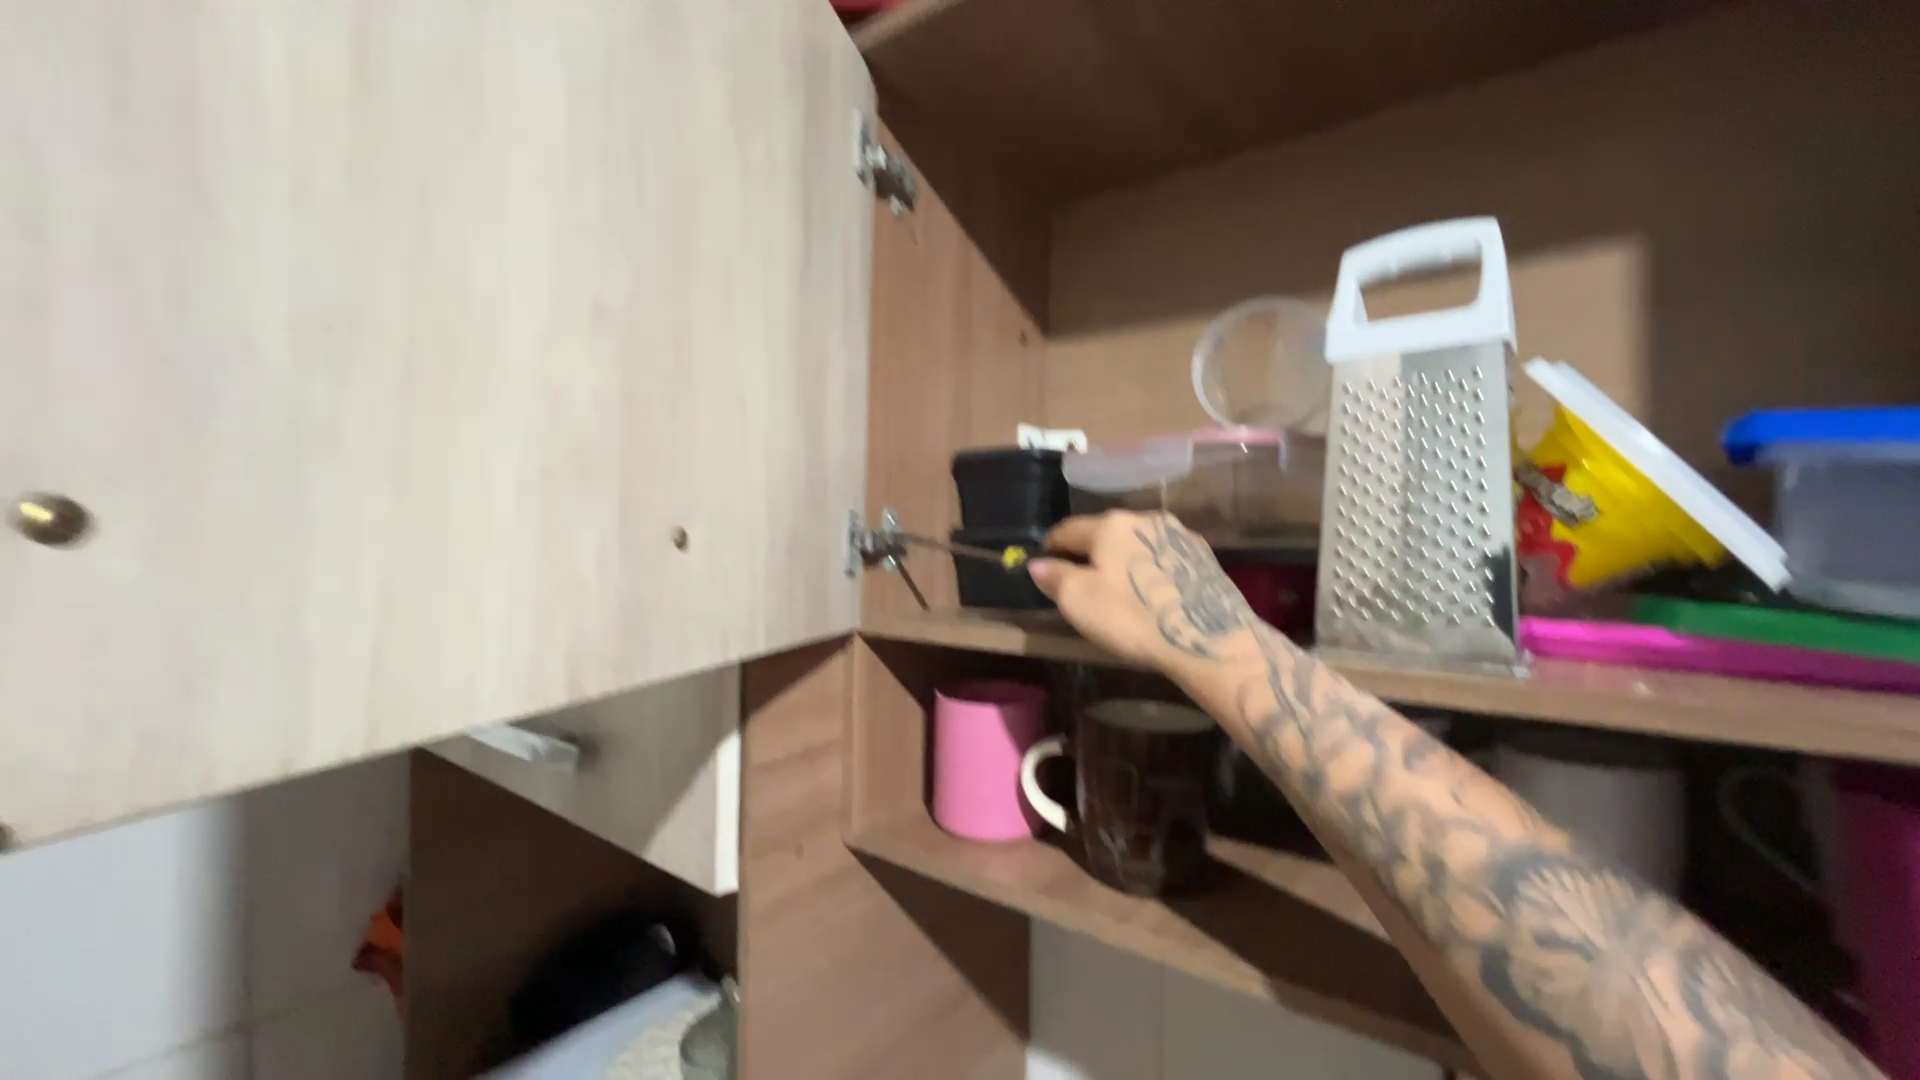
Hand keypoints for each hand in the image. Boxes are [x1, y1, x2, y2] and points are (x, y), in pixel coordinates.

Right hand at [1027, 511, 1266, 674]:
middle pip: (1104, 533)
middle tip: (1079, 580)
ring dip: (1121, 560)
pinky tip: (1149, 593)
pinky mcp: (1203, 558)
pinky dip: (1147, 570)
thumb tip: (1038, 563)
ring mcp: (1179, 536)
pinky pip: (1161, 558)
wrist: (1209, 639)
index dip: (1050, 547)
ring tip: (1116, 587)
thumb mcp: (1078, 600)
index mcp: (1110, 524)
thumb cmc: (1133, 617)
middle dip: (1089, 553)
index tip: (1043, 563)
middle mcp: (1145, 519)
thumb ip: (1054, 576)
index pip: (1067, 529)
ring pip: (1136, 544)